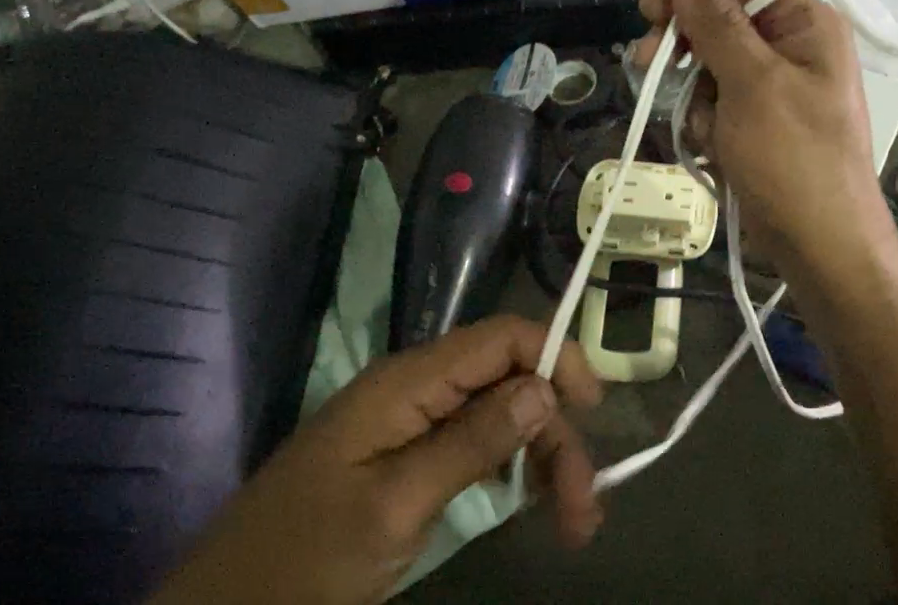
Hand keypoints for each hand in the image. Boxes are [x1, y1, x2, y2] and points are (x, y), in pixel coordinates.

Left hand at [148, 317, 602, 604]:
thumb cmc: (303, 559)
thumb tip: (544, 388)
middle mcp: (416, 391)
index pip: (502, 337)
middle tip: (582, 507)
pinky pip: (478, 448)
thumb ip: (471, 441)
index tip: (594, 409)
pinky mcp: (409, 461)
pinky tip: (533, 506)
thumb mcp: (393, 505)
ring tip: (572, 522)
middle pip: (511, 384)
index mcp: (407, 382)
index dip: (556, 357)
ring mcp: (412, 426)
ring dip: (543, 461)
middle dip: (555, 434)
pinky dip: (514, 475)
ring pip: (501, 418)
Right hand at [633, 0, 886, 259]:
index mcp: (805, 20)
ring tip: (705, 129)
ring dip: (694, 92)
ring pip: (708, 60)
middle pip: (718, 12)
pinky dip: (705, 121)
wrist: (822, 248)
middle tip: (650, 63)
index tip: (651, 11)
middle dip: (685, 43)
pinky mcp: (758, 117)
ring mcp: (774, 82)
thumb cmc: (795, 163)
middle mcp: (792, 41)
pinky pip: (715, 98)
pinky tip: (715, 149)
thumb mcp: (754, 86)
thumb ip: (720, 21)